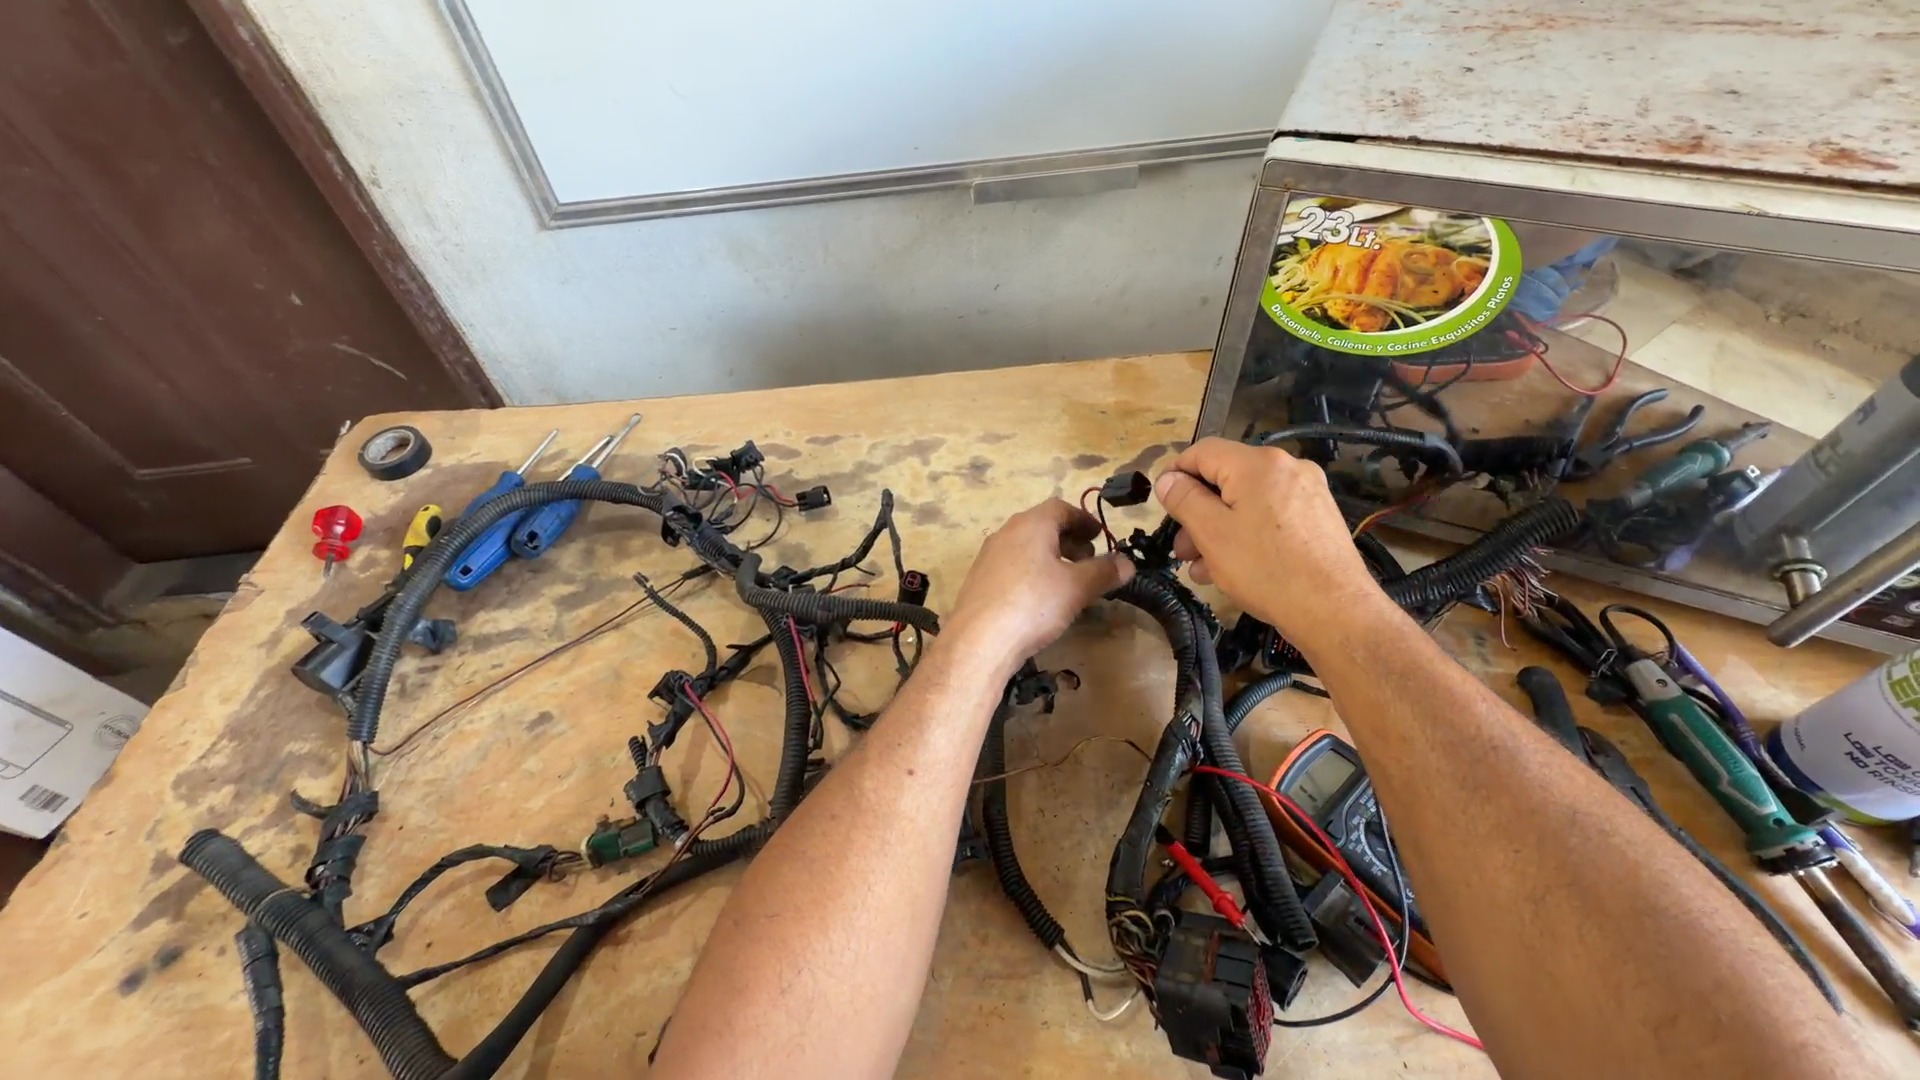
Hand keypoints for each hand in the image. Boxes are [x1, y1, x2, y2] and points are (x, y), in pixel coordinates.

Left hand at [944, 500, 1134, 671]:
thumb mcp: (1077, 587)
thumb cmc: (1033, 603)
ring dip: (1051, 558)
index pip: (1061, 508)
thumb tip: (1128, 563)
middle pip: (1042, 526)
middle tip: (1088, 561)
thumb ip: (1104, 571)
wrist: (979, 640)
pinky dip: (1032, 573)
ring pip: (1026, 547)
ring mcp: (988, 557)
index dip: (1084, 520)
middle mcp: (1006, 533)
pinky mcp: (979, 581)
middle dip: (1069, 540)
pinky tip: (1041, 599)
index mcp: (1031, 524)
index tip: (1099, 536)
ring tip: (1068, 582)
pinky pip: (1012, 566)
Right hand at [1154, 437, 1393, 655]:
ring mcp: (1307, 493)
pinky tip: (1231, 567)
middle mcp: (1287, 468)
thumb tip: (1167, 478)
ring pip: (1247, 502)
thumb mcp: (1212, 534)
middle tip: (1180, 549)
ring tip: (1202, 567)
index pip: (1203, 451)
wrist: (1334, 610)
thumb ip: (1184, 500)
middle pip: (1226, 479)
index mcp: (1258, 464)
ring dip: (1218, 529)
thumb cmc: (1265, 569)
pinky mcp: (1317, 519)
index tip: (1160, 502)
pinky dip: (1245, 535)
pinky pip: (1269, 517)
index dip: (1175, 472)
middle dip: (1197, 511)